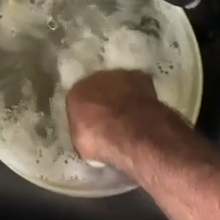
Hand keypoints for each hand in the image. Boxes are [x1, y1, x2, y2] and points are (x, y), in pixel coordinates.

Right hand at [65, 69, 183, 167]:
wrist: (133, 131)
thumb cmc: (102, 140)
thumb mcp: (82, 144)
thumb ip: (81, 129)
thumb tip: (86, 130)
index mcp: (76, 93)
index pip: (78, 101)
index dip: (86, 113)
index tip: (93, 126)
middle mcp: (94, 78)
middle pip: (97, 89)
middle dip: (103, 101)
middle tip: (112, 121)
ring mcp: (118, 75)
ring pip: (117, 85)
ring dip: (121, 96)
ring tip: (130, 116)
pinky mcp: (139, 76)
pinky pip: (137, 85)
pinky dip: (139, 95)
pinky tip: (143, 110)